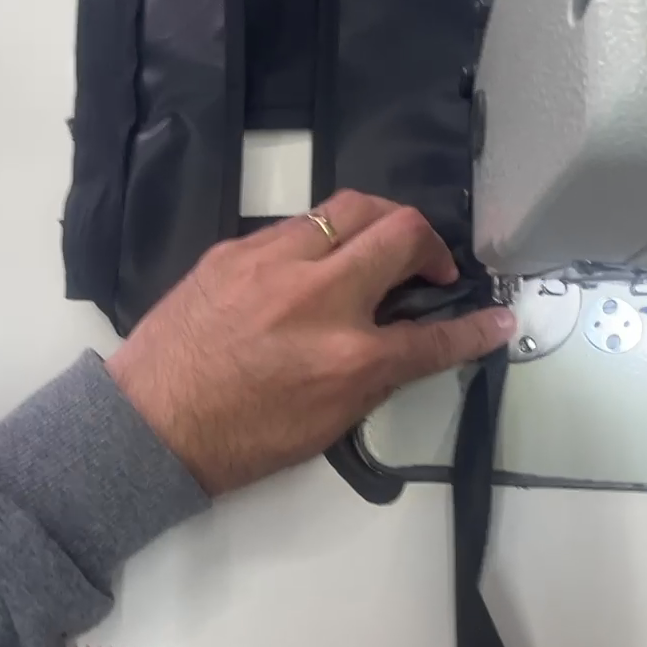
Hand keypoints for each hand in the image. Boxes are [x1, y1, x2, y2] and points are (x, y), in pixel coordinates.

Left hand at [105, 191, 516, 494]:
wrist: (151, 422)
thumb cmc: (238, 439)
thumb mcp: (326, 424)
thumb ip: (375, 375)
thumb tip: (403, 340)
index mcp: (346, 358)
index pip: (434, 336)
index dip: (475, 328)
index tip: (496, 317)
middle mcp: (318, 298)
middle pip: (402, 234)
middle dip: (432, 245)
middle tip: (429, 268)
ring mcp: (273, 263)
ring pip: (350, 207)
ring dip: (380, 222)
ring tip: (379, 247)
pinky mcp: (234, 249)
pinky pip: (296, 225)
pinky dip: (321, 239)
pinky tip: (313, 264)